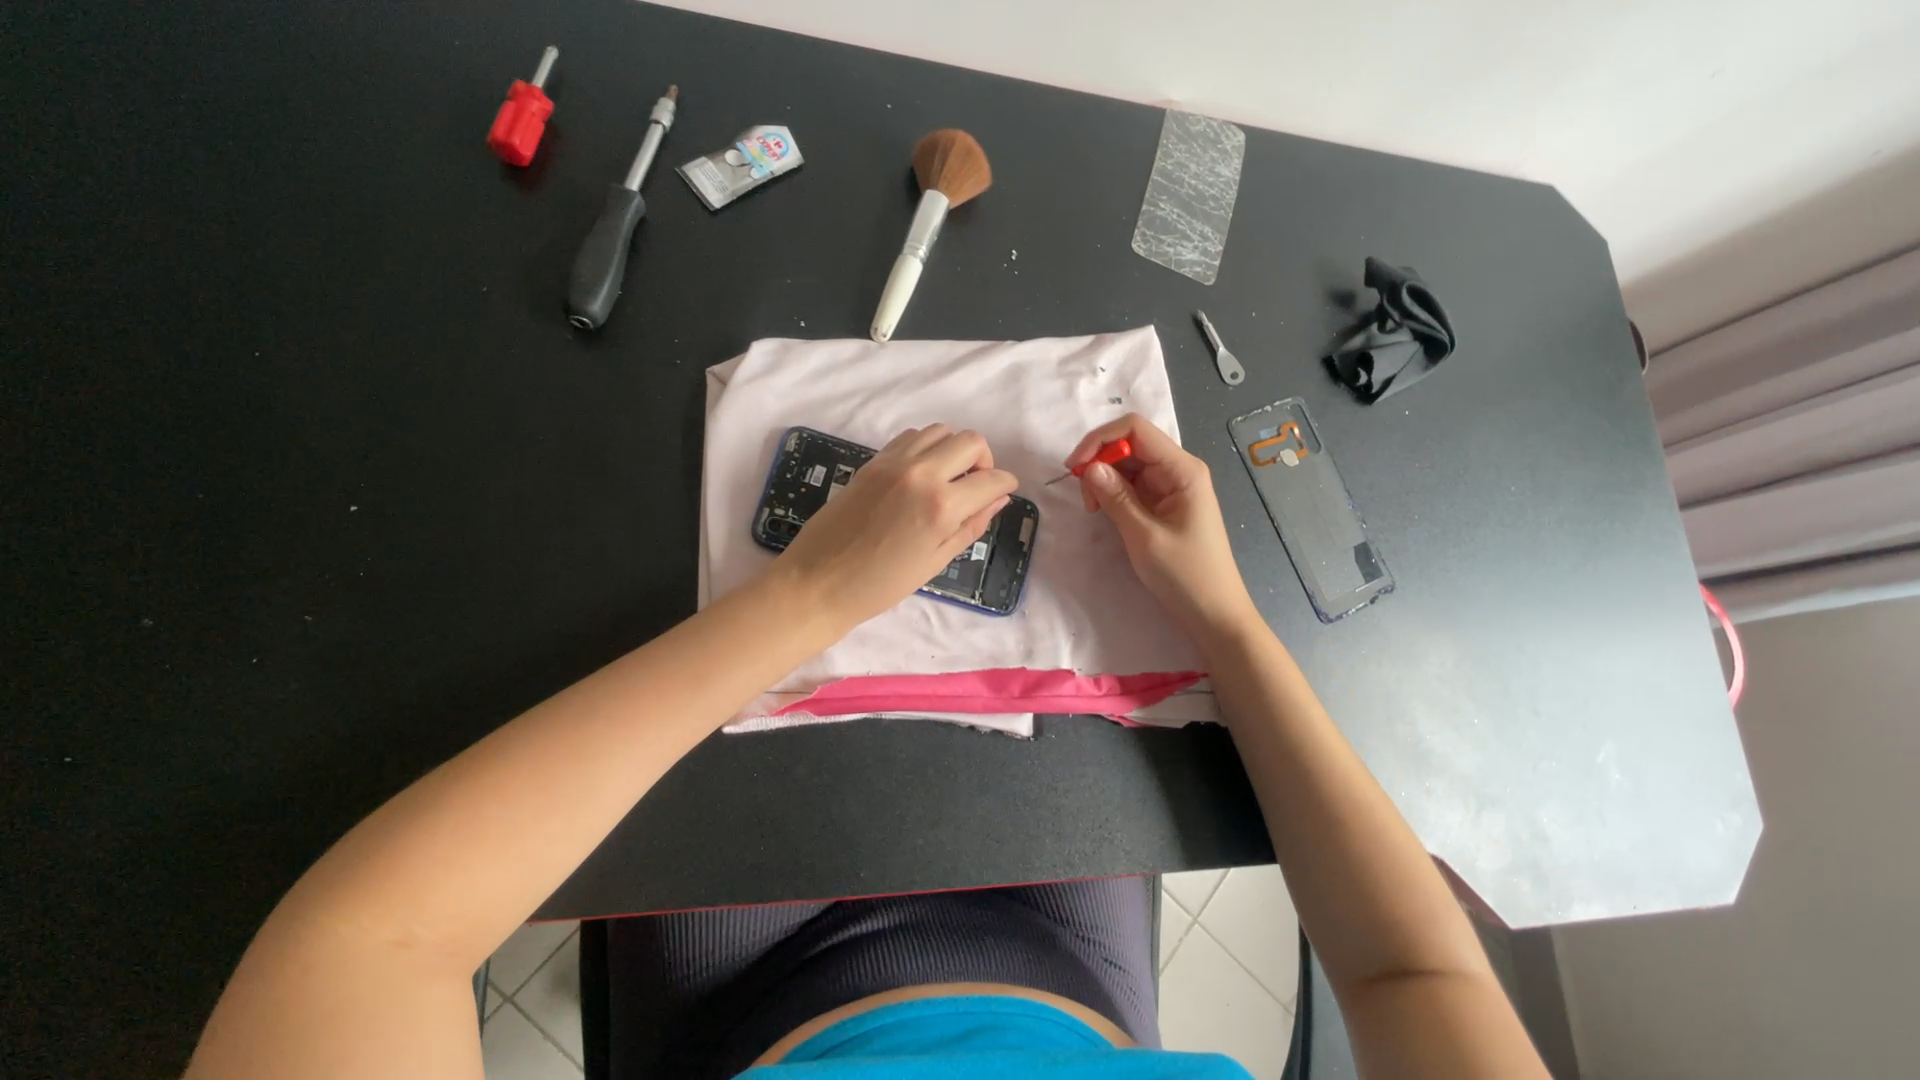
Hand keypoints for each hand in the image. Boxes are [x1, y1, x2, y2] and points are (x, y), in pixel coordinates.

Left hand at [777, 424, 1018, 628]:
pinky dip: (925, 448)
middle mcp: (920, 474)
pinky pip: (910, 438)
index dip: (1005, 484)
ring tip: (947, 479)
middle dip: (983, 460)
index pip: (990, 479)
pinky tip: (920, 475)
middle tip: (975, 485)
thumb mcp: (935, 562)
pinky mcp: (872, 462)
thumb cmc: (881, 584)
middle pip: (970, 441)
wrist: (819, 582)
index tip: (1004, 491)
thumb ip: (970, 526)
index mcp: (941, 506)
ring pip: (940, 431)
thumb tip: (997, 500)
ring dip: (953, 450)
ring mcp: (893, 463)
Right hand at [1067, 414, 1257, 638]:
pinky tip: (1105, 514)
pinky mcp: (1163, 504)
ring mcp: (1170, 487)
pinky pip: (1132, 485)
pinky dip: (1112, 494)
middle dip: (1099, 462)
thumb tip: (1089, 467)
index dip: (1100, 440)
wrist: (1213, 612)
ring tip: (1094, 511)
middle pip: (1129, 444)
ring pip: (1127, 465)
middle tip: (1084, 499)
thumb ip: (1116, 497)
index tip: (1075, 468)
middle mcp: (1177, 470)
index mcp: (1182, 469)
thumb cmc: (1185, 575)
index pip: (1135, 429)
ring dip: (1103, 480)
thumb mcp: (1144, 536)